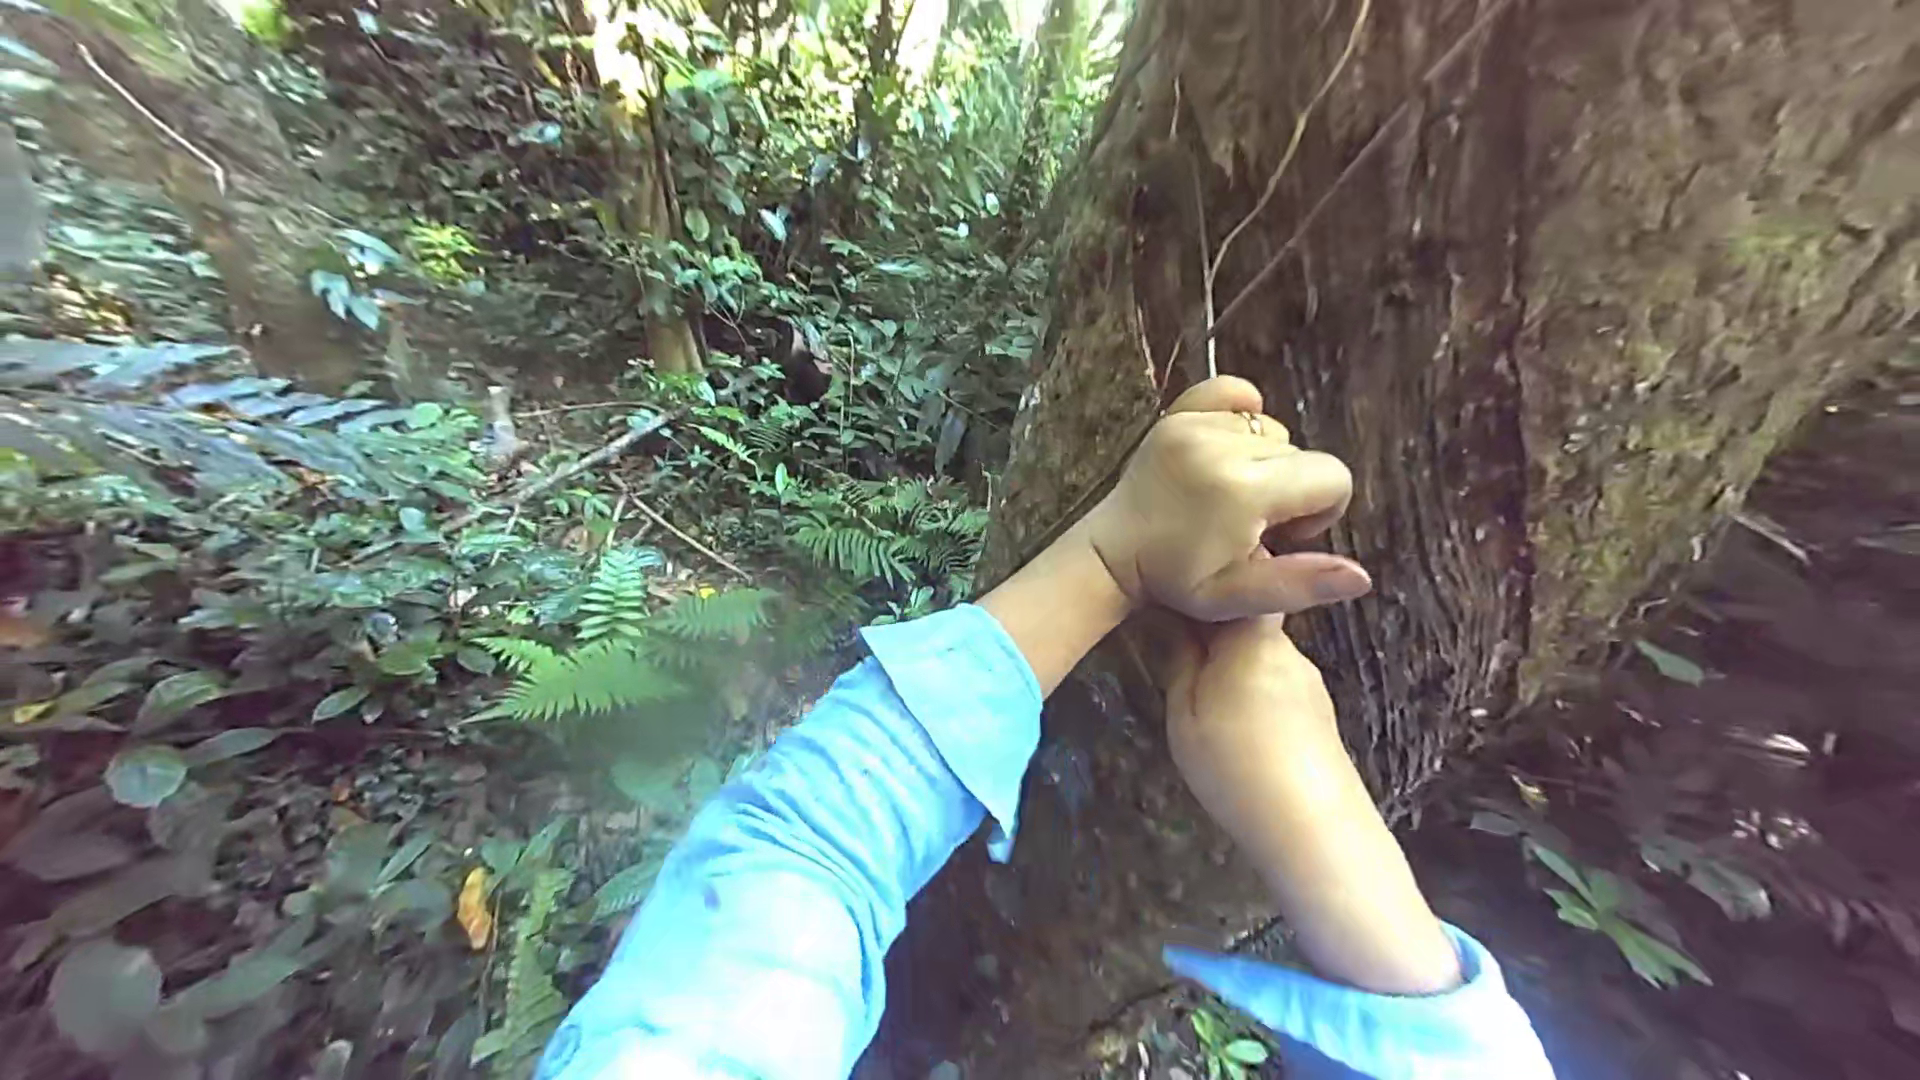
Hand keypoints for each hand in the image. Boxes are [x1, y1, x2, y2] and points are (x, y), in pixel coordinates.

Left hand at [1081, 376, 1370, 620]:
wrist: (1112, 552)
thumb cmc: (1174, 579)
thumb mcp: (1236, 596)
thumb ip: (1299, 584)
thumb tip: (1361, 576)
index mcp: (1244, 490)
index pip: (1331, 477)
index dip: (1321, 510)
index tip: (1283, 535)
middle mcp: (1222, 446)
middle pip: (1301, 454)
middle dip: (1290, 489)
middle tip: (1249, 521)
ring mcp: (1194, 424)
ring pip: (1271, 430)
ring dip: (1263, 460)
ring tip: (1228, 495)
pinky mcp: (1175, 415)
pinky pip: (1230, 392)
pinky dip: (1238, 414)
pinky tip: (1225, 449)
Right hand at [1164, 611, 1462, 994]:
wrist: (1315, 833)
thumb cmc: (1234, 762)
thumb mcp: (1183, 710)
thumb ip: (1179, 658)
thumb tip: (1171, 621)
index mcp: (1253, 639)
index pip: (1242, 582)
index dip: (1210, 580)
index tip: (1175, 589)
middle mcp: (1287, 651)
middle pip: (1246, 620)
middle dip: (1210, 626)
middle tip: (1171, 643)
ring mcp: (1308, 683)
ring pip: (1258, 653)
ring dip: (1229, 660)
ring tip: (1197, 689)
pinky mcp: (1317, 714)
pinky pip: (1273, 681)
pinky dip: (1249, 685)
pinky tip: (1234, 720)